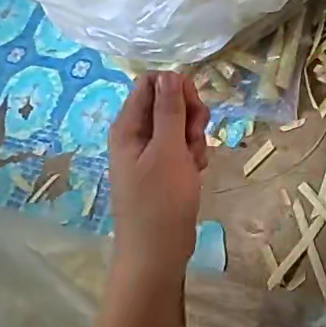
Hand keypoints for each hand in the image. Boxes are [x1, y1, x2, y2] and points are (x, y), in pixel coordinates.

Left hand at [108, 72, 209, 272]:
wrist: (157, 252)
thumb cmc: (161, 202)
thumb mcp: (168, 151)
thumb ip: (169, 111)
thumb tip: (169, 74)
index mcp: (128, 126)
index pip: (151, 83)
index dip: (177, 89)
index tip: (192, 111)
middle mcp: (135, 135)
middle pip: (167, 101)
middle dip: (189, 115)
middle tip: (195, 137)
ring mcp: (149, 153)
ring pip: (178, 125)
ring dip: (194, 137)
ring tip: (195, 161)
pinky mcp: (162, 169)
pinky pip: (181, 147)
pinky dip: (193, 154)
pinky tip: (197, 171)